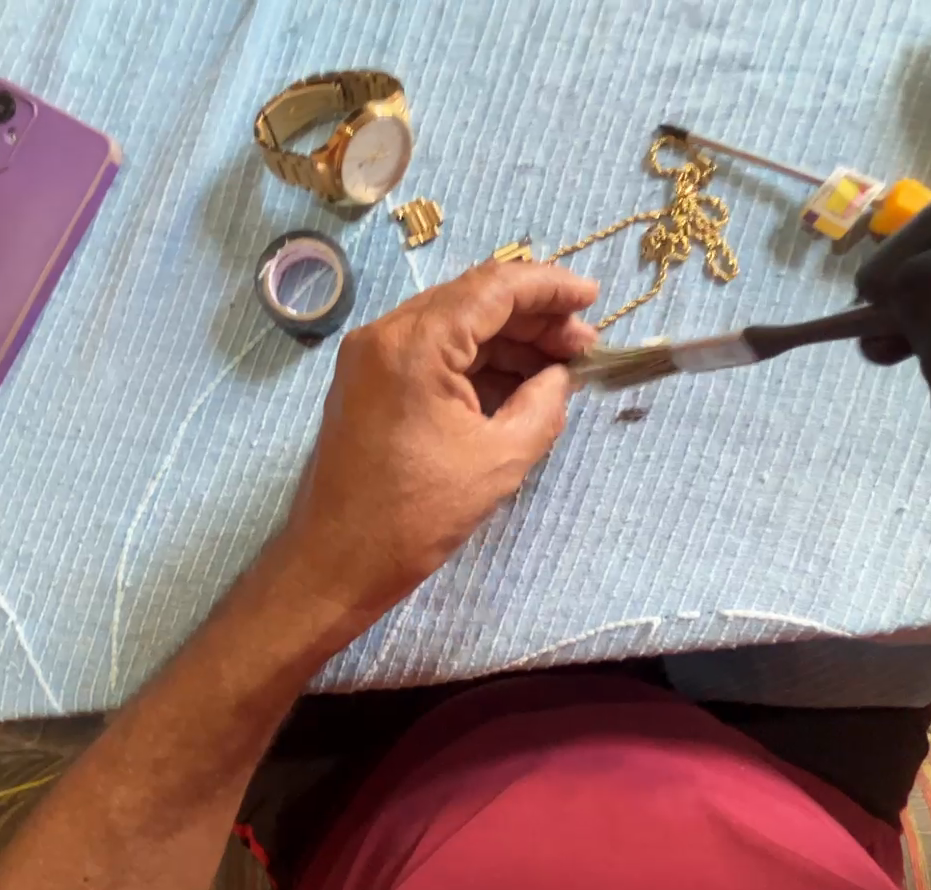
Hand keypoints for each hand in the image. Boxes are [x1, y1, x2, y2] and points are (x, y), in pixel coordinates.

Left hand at [269, 261, 598, 624]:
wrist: (337, 560)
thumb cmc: (417, 516)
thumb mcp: (500, 459)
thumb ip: (543, 403)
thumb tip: (560, 375)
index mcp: (415, 344)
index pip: (493, 287)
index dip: (550, 287)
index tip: (592, 298)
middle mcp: (384, 335)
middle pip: (471, 302)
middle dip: (532, 320)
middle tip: (582, 348)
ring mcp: (369, 358)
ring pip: (451, 329)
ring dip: (505, 344)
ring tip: (557, 372)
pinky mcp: (366, 384)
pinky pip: (428, 357)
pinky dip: (472, 366)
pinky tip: (514, 387)